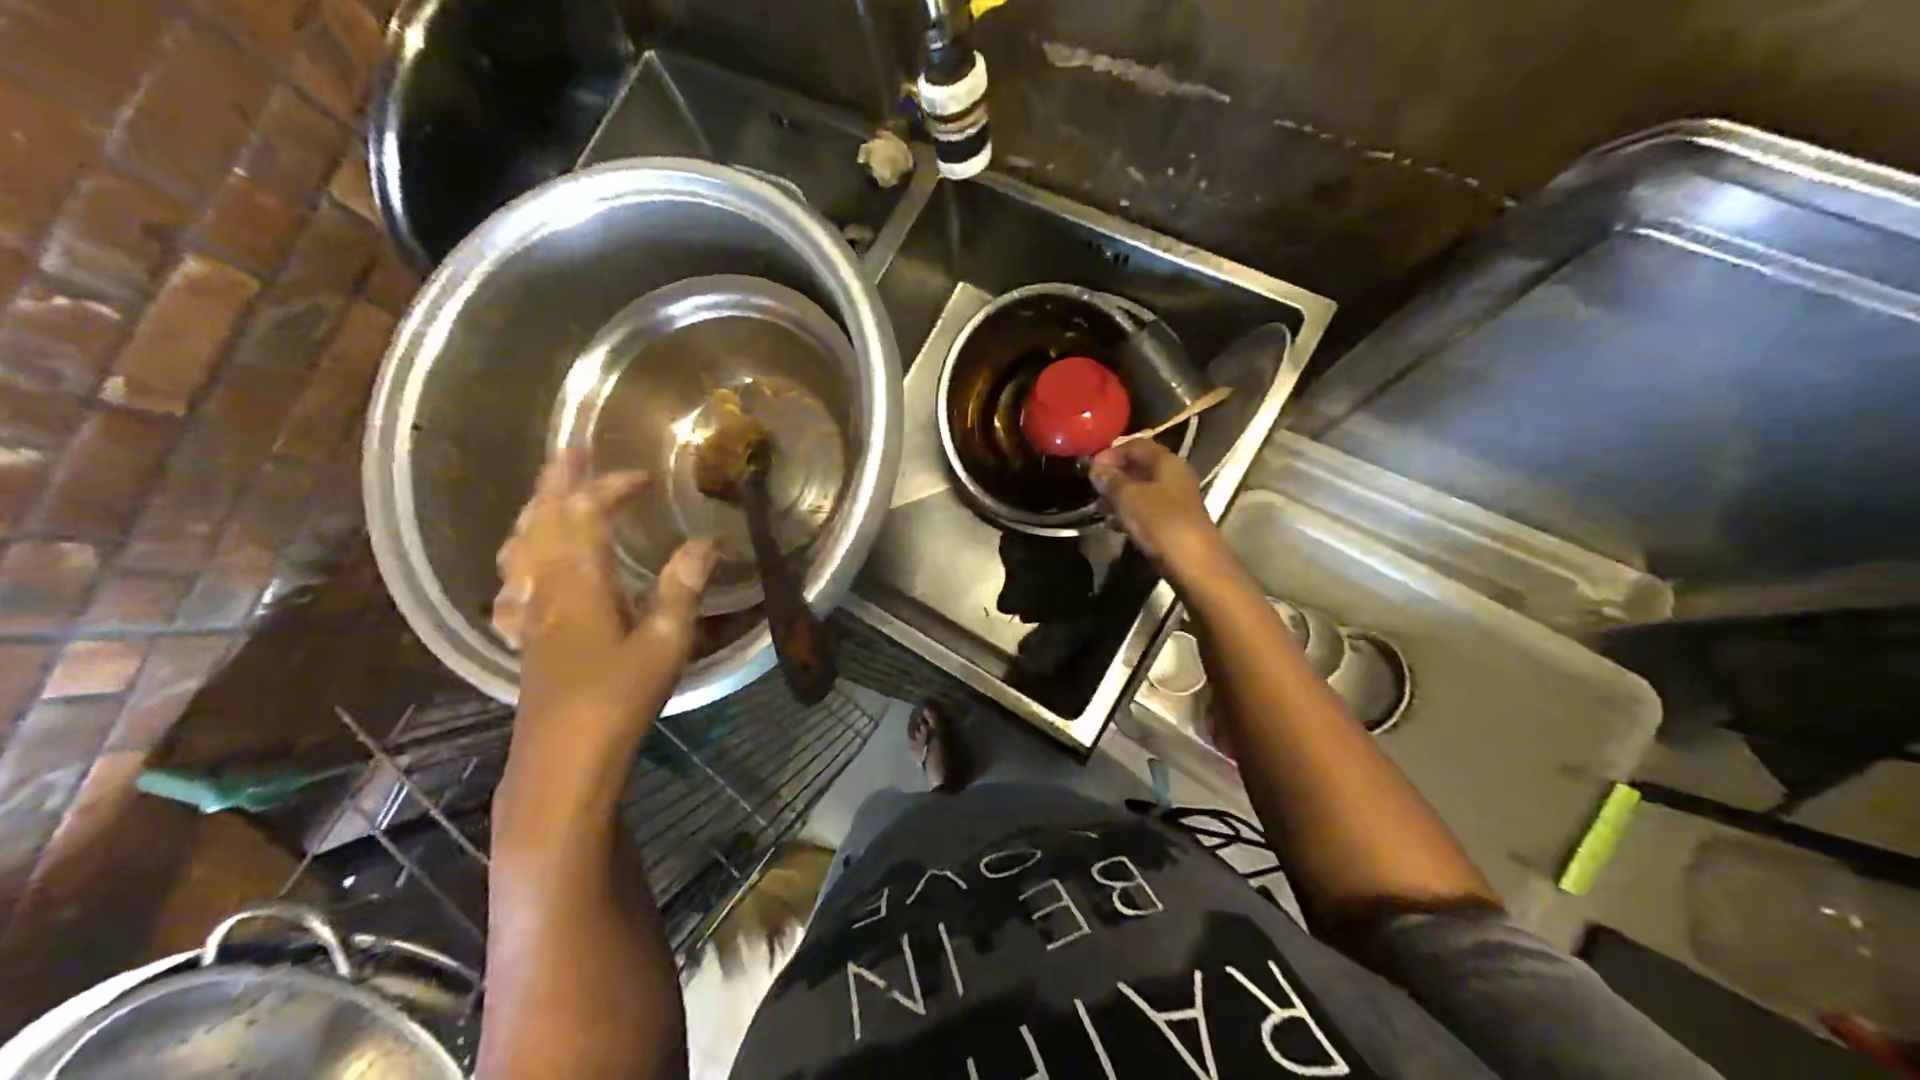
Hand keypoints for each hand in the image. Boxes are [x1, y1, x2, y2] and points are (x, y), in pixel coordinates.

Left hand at [493, 451, 716, 747]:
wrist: (564, 757)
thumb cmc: (619, 697)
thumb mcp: (665, 642)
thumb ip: (682, 588)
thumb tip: (707, 542)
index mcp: (579, 580)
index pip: (586, 514)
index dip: (611, 487)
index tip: (644, 478)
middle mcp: (545, 586)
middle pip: (543, 519)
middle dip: (558, 481)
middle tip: (571, 451)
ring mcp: (528, 612)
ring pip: (520, 547)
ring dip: (535, 511)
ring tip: (550, 494)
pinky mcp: (523, 635)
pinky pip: (511, 583)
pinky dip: (519, 560)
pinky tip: (524, 570)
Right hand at [1089, 439, 1219, 569]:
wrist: (1192, 562)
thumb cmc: (1160, 522)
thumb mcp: (1128, 497)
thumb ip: (1110, 480)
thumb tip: (1095, 467)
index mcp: (1166, 462)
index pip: (1136, 445)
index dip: (1111, 452)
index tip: (1090, 466)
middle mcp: (1173, 475)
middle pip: (1139, 465)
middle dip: (1114, 474)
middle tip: (1093, 486)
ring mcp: (1174, 498)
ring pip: (1141, 488)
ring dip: (1119, 494)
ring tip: (1099, 506)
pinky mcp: (1171, 519)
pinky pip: (1145, 507)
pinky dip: (1129, 510)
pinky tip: (1113, 522)